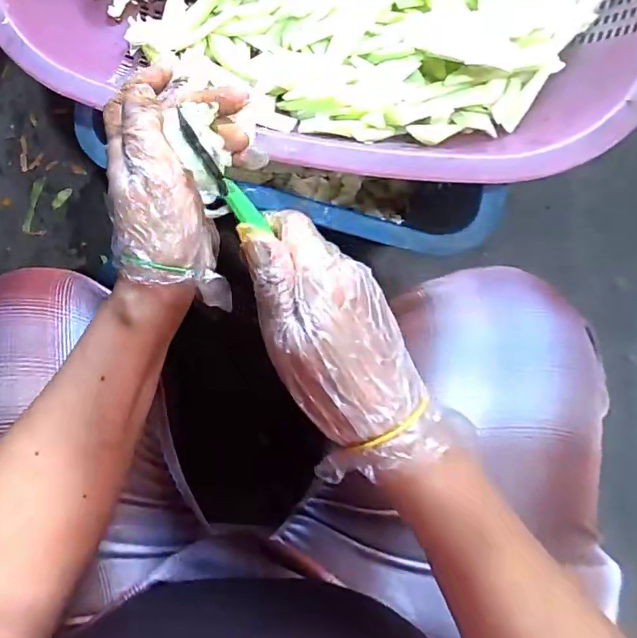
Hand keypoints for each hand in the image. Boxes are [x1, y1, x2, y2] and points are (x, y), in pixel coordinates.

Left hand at [102, 65, 250, 306]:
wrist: (171, 272)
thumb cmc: (158, 218)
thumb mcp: (148, 165)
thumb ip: (141, 124)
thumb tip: (140, 88)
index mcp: (128, 148)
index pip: (128, 103)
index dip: (146, 82)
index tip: (173, 69)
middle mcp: (146, 156)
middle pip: (171, 115)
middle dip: (202, 102)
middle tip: (239, 96)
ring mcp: (169, 173)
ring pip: (193, 135)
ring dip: (220, 128)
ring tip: (243, 138)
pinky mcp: (189, 188)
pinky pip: (206, 158)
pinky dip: (223, 151)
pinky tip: (241, 154)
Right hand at [240, 211, 473, 480]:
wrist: (387, 417)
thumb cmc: (323, 381)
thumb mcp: (283, 333)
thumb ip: (270, 279)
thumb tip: (252, 233)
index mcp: (322, 272)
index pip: (291, 220)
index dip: (265, 228)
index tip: (249, 254)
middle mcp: (348, 266)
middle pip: (305, 237)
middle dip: (281, 254)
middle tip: (266, 293)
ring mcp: (364, 279)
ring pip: (318, 256)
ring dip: (299, 271)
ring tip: (290, 312)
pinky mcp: (372, 294)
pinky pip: (335, 273)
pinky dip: (317, 284)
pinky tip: (315, 318)